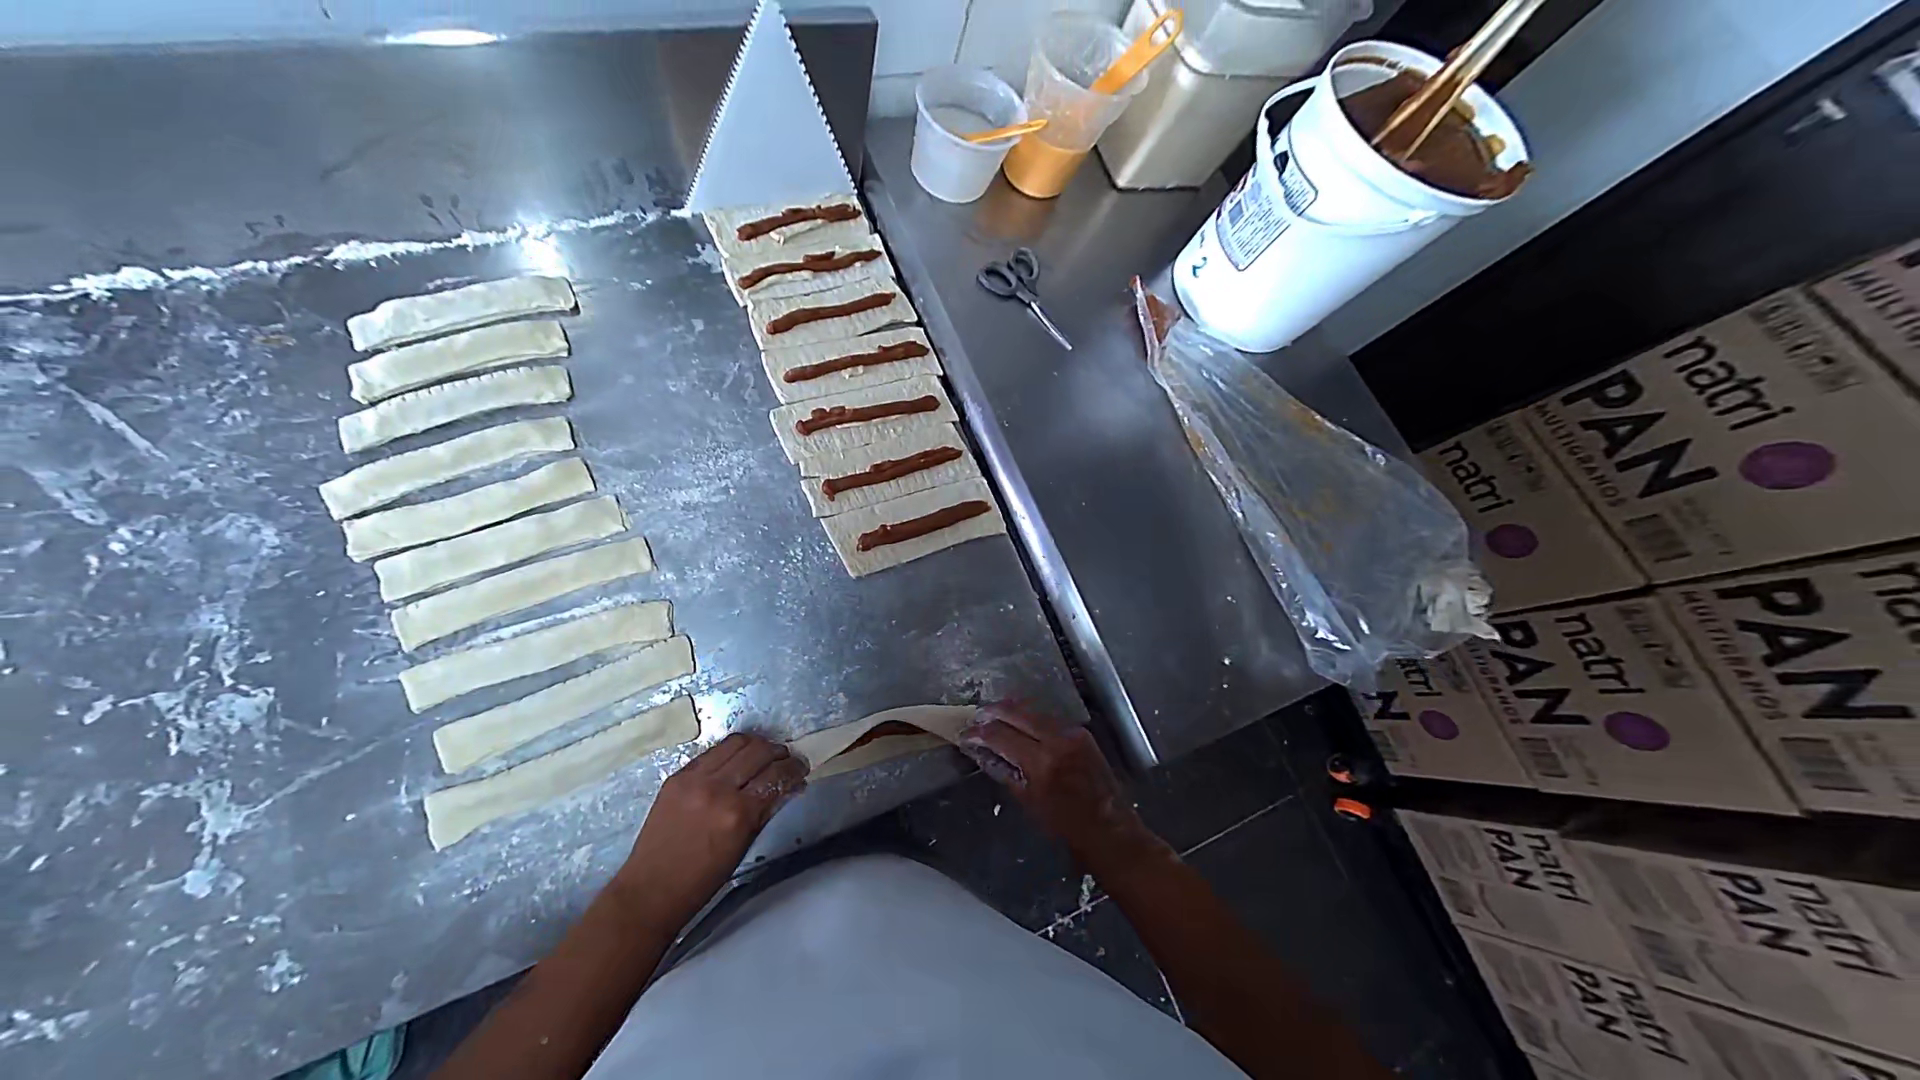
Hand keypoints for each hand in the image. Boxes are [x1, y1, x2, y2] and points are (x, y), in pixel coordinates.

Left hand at [615, 733, 806, 926]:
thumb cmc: (703, 879)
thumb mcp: (744, 845)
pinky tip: (735, 761)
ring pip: (736, 743)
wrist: (651, 890)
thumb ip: (767, 810)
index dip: (795, 769)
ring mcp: (694, 779)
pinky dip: (730, 753)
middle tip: (785, 760)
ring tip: (763, 754)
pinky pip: (712, 752)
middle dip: (779, 752)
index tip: (801, 769)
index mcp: (738, 813)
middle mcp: (717, 789)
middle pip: (759, 751)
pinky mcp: (677, 776)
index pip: (777, 776)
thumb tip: (790, 787)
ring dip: (756, 745)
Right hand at [957, 702, 1158, 864]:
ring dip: (1011, 711)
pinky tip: (1020, 722)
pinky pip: (1049, 718)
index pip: (1001, 735)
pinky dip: (1031, 717)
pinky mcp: (1082, 732)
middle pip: (1017, 713)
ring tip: (992, 715)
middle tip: (975, 716)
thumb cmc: (1064, 824)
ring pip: (1034, 711)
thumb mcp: (1027, 800)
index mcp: (1041, 761)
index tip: (965, 735)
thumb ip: (1004, 770)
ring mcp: (1072, 732)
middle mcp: (1057, 739)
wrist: (1108, 828)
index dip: (979, 733)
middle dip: (993, 712)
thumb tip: (982, 751)